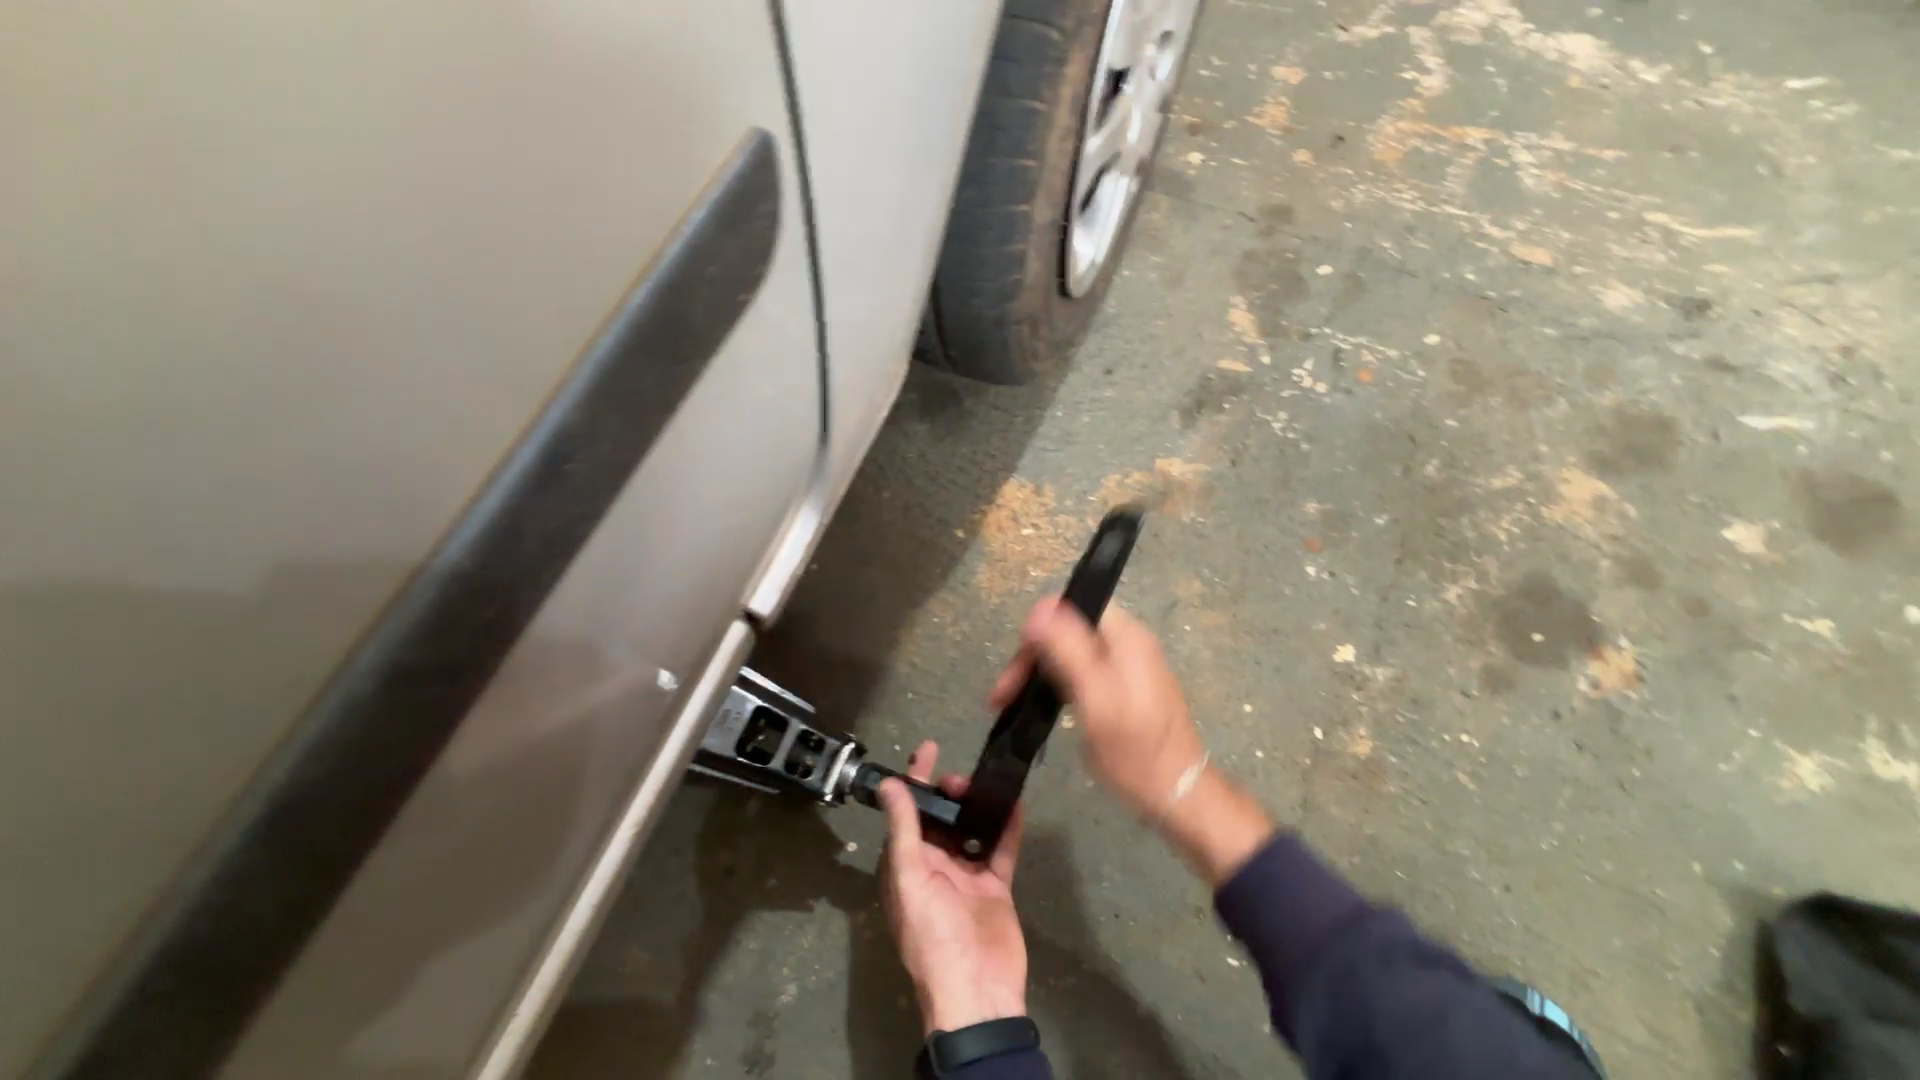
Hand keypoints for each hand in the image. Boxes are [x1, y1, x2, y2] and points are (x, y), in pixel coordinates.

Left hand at [878, 740, 1028, 1034]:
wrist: (977, 992)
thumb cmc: (934, 936)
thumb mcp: (911, 880)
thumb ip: (904, 831)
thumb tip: (890, 785)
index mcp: (906, 868)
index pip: (907, 815)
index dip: (914, 782)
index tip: (927, 749)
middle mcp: (933, 868)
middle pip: (940, 820)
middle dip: (948, 793)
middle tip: (961, 778)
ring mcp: (966, 877)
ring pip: (970, 830)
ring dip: (976, 806)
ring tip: (985, 785)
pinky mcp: (995, 886)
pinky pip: (1000, 849)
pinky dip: (1007, 827)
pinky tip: (1016, 803)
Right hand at [993, 598, 1274, 884]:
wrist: (1179, 794)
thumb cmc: (1135, 751)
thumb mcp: (1096, 697)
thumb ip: (1068, 649)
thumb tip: (1038, 608)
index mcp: (1126, 636)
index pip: (1071, 605)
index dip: (1037, 630)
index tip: (1017, 668)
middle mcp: (1129, 642)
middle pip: (1067, 628)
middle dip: (1032, 657)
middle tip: (1004, 696)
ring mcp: (1128, 666)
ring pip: (1071, 651)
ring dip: (1040, 673)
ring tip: (1013, 704)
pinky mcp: (1124, 689)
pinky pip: (1082, 672)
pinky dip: (1057, 685)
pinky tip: (1043, 708)